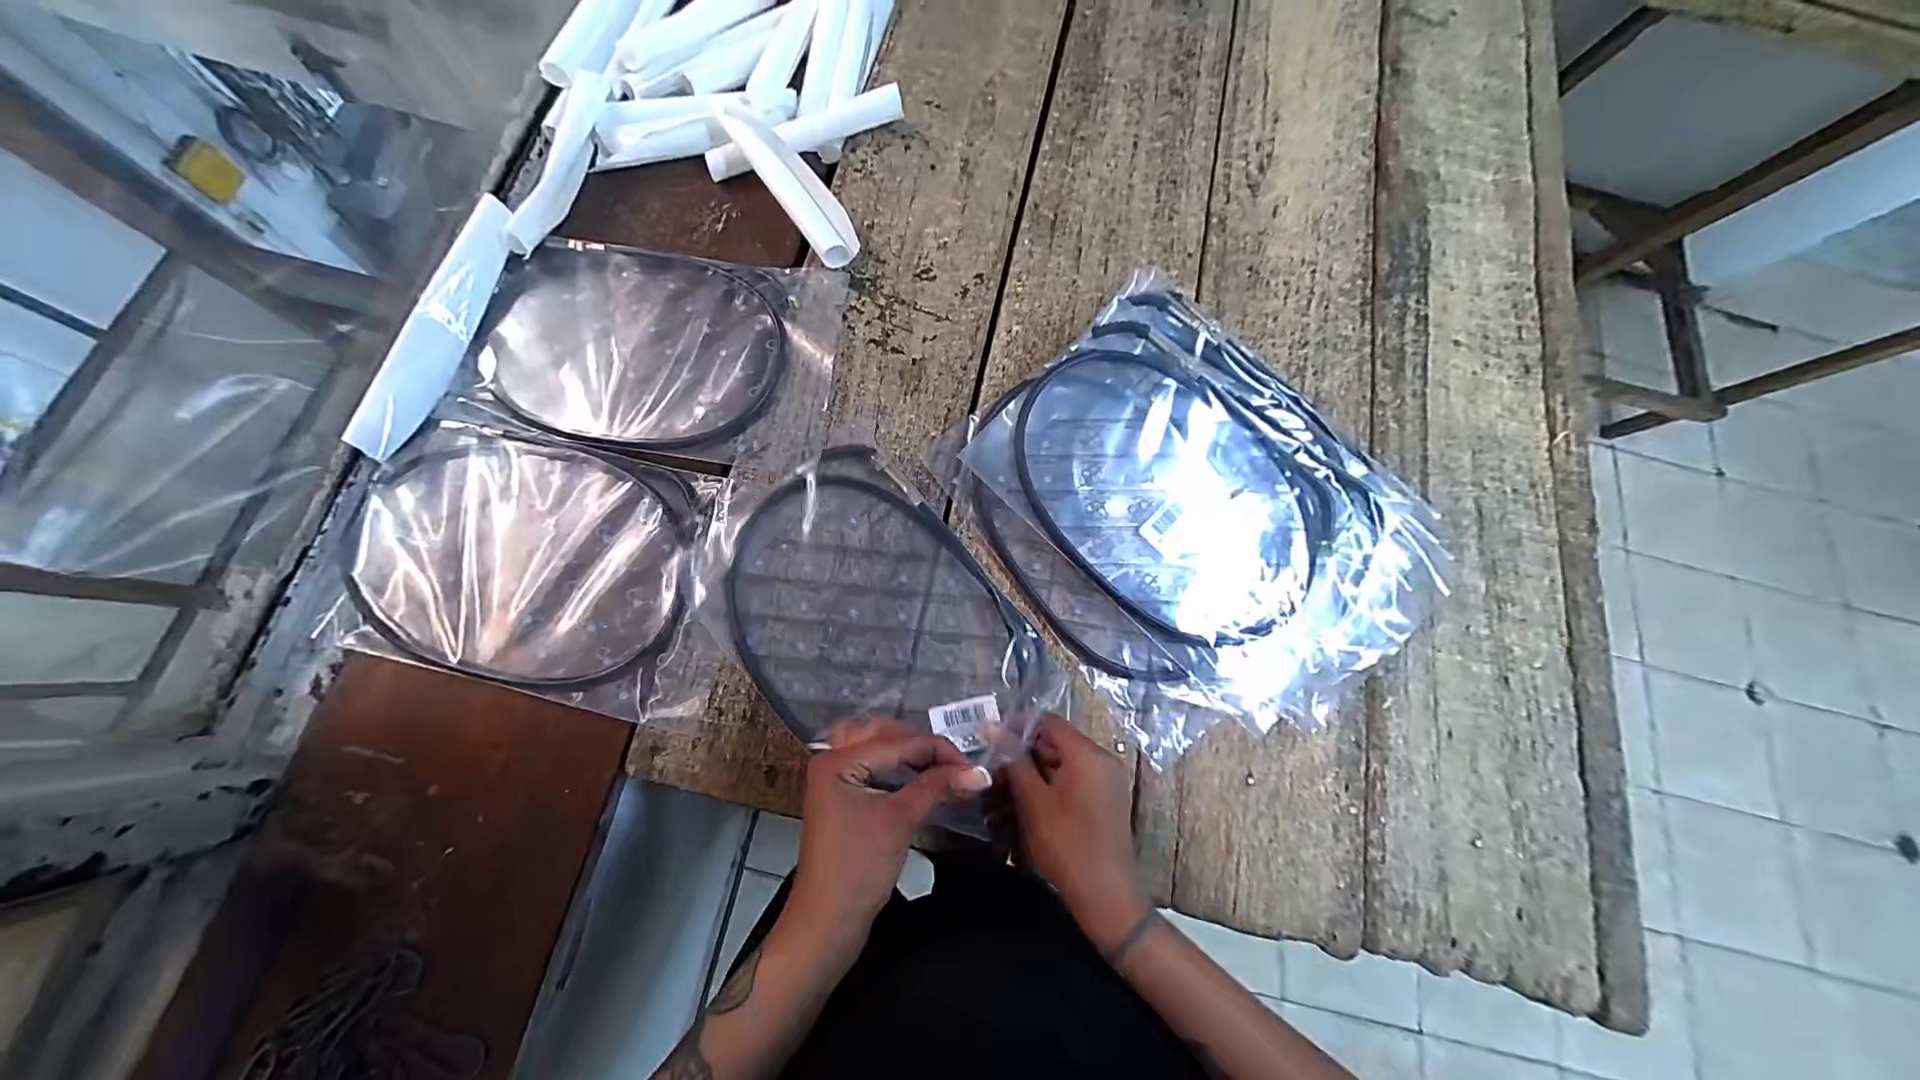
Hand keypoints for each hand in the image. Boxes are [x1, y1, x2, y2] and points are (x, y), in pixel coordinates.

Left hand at [786, 718, 992, 950]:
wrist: (826, 924)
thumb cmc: (858, 869)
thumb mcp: (900, 820)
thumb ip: (937, 787)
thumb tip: (977, 772)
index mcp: (837, 761)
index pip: (896, 742)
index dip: (937, 751)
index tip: (971, 766)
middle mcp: (830, 762)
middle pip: (880, 734)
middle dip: (918, 743)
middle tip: (952, 761)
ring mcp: (833, 782)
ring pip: (873, 748)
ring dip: (904, 751)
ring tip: (937, 764)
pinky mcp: (841, 800)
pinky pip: (869, 767)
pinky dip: (894, 767)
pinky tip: (917, 777)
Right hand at [1003, 713, 1150, 952]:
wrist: (1106, 897)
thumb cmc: (1067, 844)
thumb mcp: (1033, 800)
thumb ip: (1014, 759)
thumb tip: (992, 726)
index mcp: (1088, 753)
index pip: (1048, 721)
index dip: (1016, 726)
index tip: (988, 740)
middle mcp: (1101, 760)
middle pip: (1054, 744)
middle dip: (1021, 757)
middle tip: (991, 775)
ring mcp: (1105, 782)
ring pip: (1059, 767)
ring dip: (1030, 778)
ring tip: (1000, 798)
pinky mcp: (1103, 803)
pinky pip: (1071, 784)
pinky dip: (1047, 792)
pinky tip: (1022, 811)